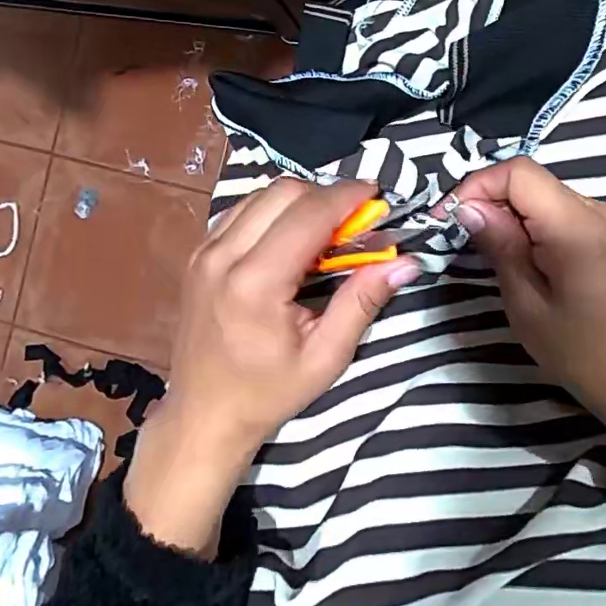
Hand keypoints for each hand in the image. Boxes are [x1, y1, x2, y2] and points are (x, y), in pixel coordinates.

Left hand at [125, 179, 420, 555]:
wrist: (203, 414)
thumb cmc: (268, 392)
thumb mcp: (326, 356)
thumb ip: (363, 301)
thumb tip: (406, 262)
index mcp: (255, 284)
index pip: (308, 213)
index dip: (347, 196)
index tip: (377, 194)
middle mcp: (223, 256)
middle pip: (284, 192)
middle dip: (327, 194)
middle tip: (357, 218)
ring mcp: (205, 251)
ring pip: (261, 194)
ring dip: (301, 200)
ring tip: (328, 227)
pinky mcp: (199, 253)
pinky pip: (243, 210)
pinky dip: (275, 210)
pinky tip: (293, 236)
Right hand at [445, 157, 605, 418]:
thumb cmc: (578, 350)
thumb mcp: (525, 303)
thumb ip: (499, 245)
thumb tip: (468, 208)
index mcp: (576, 224)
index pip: (518, 172)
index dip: (476, 185)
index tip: (447, 217)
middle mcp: (596, 208)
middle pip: (529, 179)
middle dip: (488, 198)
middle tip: (460, 233)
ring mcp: (605, 217)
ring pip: (541, 191)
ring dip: (507, 210)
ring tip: (486, 245)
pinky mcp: (605, 230)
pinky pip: (557, 208)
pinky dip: (529, 220)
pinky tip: (518, 251)